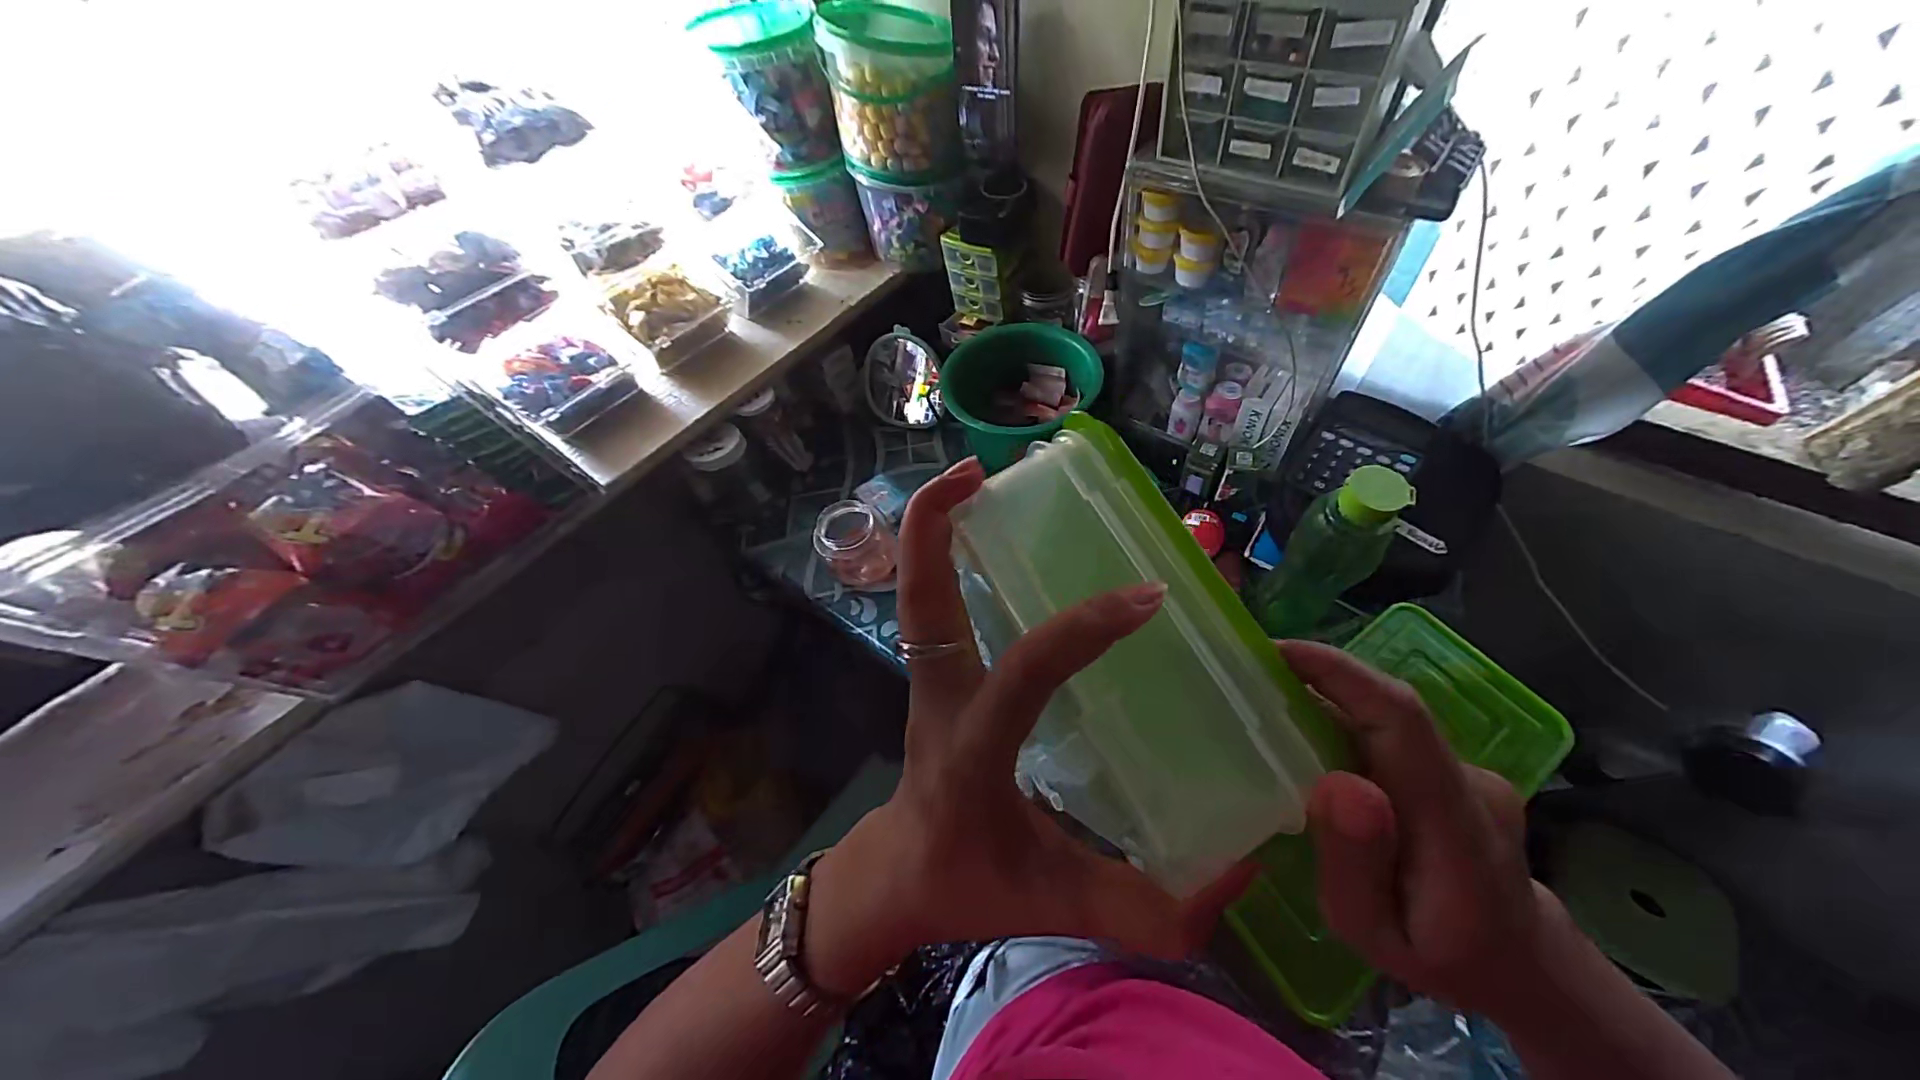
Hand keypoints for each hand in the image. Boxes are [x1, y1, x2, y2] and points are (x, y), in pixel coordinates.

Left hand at [804, 458, 1252, 995]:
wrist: (900, 873)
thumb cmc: (971, 883)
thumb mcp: (1058, 904)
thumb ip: (1147, 907)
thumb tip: (1238, 876)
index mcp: (973, 747)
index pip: (1026, 670)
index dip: (1085, 629)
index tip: (1149, 597)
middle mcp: (941, 697)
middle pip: (921, 601)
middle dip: (935, 528)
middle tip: (977, 471)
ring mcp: (928, 678)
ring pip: (916, 592)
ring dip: (933, 529)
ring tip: (974, 476)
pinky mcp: (931, 671)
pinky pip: (930, 603)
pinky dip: (940, 555)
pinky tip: (978, 528)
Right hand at [1282, 640, 1560, 1016]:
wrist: (1521, 966)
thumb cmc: (1438, 958)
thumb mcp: (1374, 934)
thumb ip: (1355, 863)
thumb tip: (1336, 782)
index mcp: (1453, 819)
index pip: (1400, 717)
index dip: (1338, 673)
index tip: (1274, 653)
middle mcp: (1467, 778)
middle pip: (1388, 707)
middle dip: (1315, 678)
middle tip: (1247, 678)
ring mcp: (1467, 771)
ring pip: (1386, 720)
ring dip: (1324, 701)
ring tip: (1263, 707)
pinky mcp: (1453, 771)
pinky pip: (1390, 735)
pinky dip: (1341, 725)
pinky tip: (1305, 744)